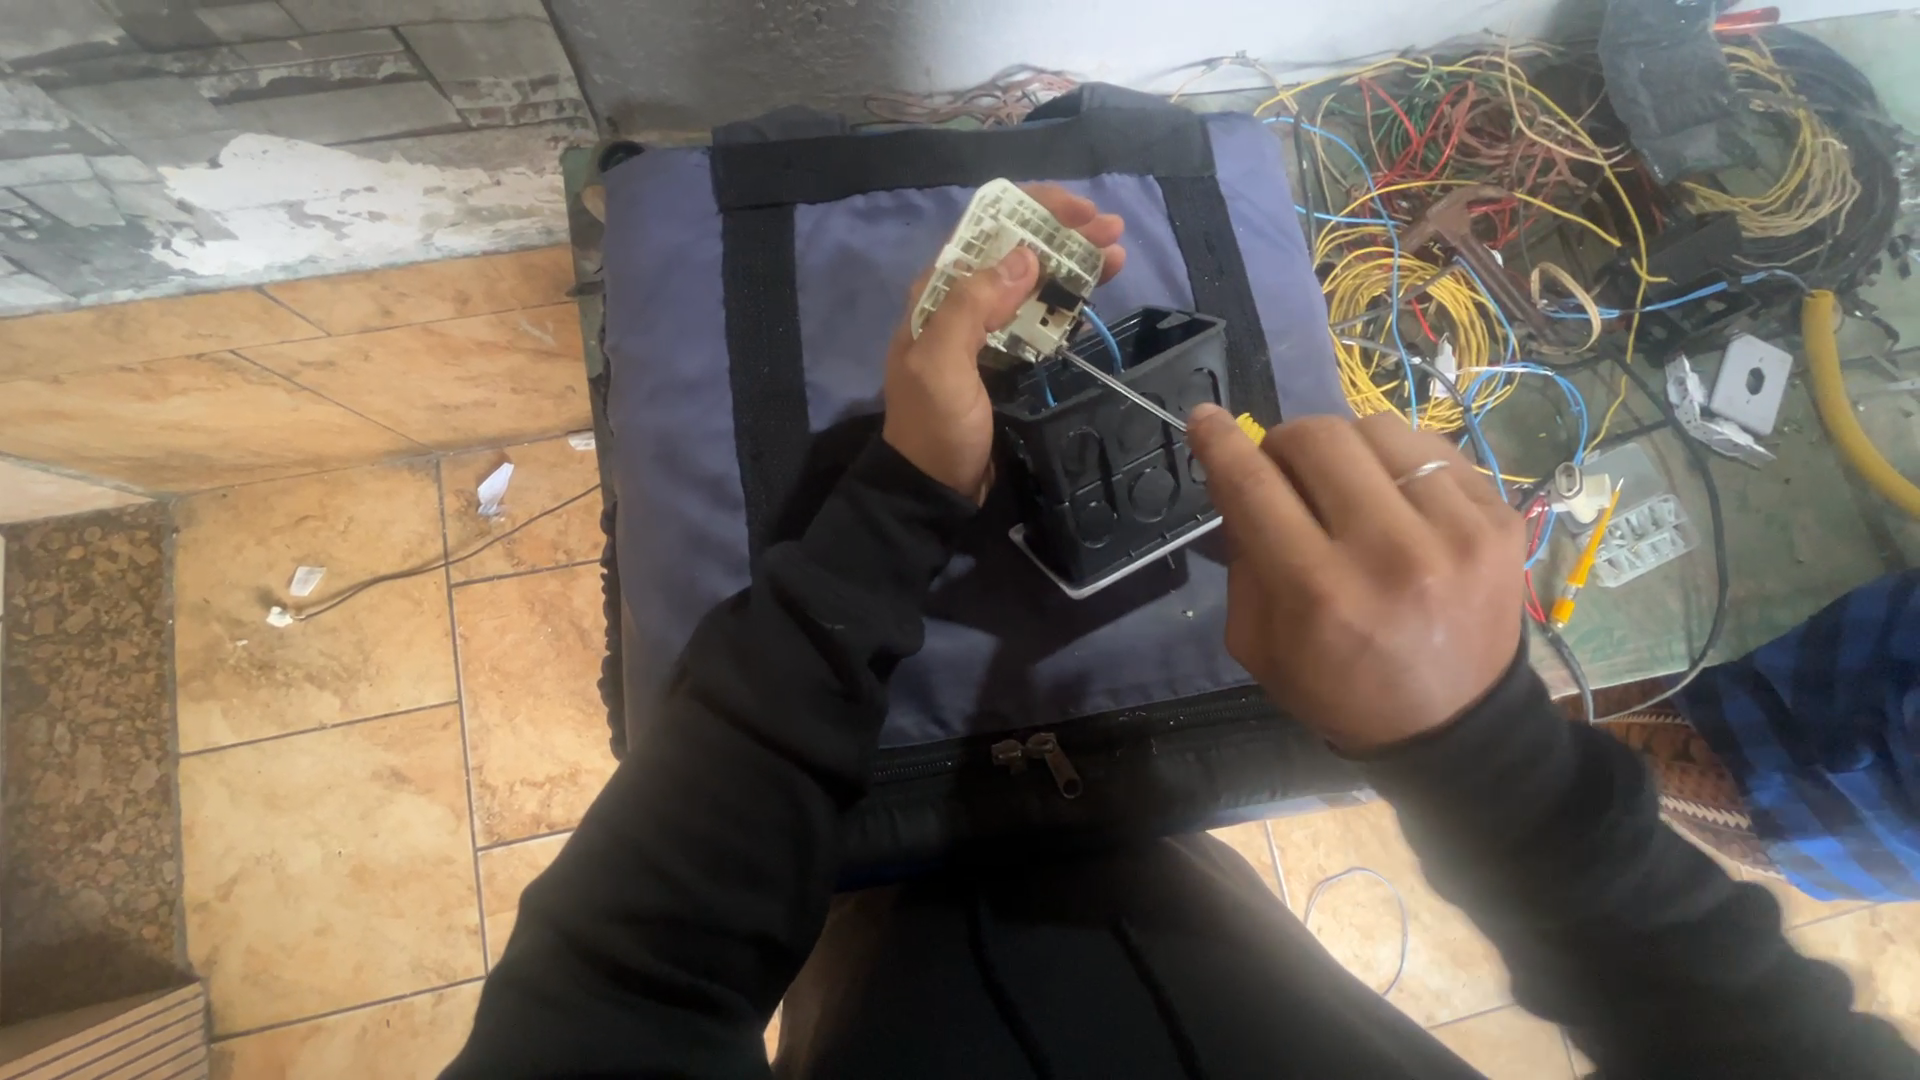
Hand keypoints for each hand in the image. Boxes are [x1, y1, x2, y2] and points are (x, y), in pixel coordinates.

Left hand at [883, 185, 1125, 501]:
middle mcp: (960, 307)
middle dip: (1063, 238)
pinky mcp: (1004, 364)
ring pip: (1031, 288)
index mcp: (937, 297)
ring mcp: (984, 336)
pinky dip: (1066, 310)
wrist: (935, 488)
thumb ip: (973, 306)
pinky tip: (1091, 302)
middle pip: (1015, 256)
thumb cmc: (935, 427)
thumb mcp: (941, 365)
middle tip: (1113, 232)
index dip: (1032, 212)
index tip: (1078, 211)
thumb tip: (1023, 256)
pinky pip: (1038, 325)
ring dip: (1072, 270)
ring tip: (1117, 258)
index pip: (984, 232)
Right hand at [1186, 406, 1525, 751]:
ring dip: (1340, 447)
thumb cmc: (1336, 688)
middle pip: (1318, 438)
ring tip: (1340, 484)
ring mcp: (1456, 529)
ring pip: (1376, 428)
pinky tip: (1390, 494)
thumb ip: (1241, 560)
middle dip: (1281, 443)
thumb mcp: (1256, 643)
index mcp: (1320, 591)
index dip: (1220, 444)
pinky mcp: (1499, 518)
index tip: (1202, 418)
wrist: (1454, 726)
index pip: (1255, 488)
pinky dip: (1393, 460)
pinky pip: (1430, 447)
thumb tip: (1237, 481)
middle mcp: (1391, 551)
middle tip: (1279, 470)